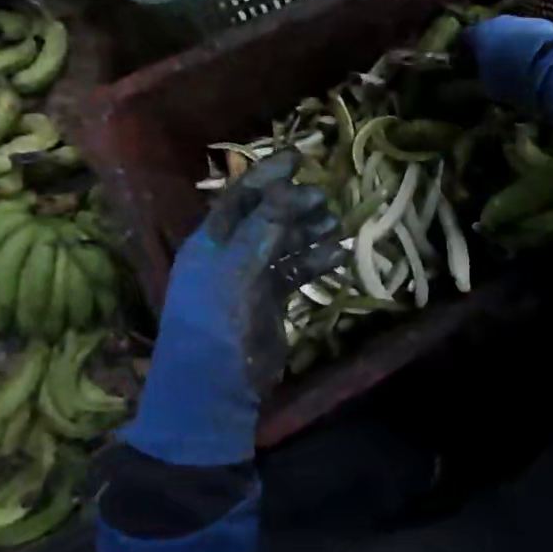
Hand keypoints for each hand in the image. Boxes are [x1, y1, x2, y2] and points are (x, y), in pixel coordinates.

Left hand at [123, 152, 342, 465]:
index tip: (300, 156)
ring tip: (336, 224)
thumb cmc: (216, 327)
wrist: (212, 394)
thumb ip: (262, 230)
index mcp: (211, 241)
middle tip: (325, 197)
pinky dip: (317, 261)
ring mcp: (250, 277)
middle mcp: (230, 253)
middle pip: (267, 216)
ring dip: (310, 231)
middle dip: (295, 204)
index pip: (241, 196)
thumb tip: (286, 189)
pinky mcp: (269, 300)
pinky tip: (341, 255)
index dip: (269, 175)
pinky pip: (296, 270)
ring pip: (284, 242)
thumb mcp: (236, 273)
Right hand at [460, 15, 552, 109]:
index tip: (465, 66)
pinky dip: (531, 46)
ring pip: (512, 32)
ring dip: (512, 45)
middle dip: (490, 47)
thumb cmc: (509, 77)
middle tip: (491, 65)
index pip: (464, 38)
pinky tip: (536, 62)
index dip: (464, 52)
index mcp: (478, 33)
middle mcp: (498, 20)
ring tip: (517, 65)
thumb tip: (469, 82)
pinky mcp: (547, 24)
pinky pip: (532, 36)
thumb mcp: (487, 86)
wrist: (551, 65)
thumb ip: (477, 80)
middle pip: (489, 32)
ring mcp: (524, 20)